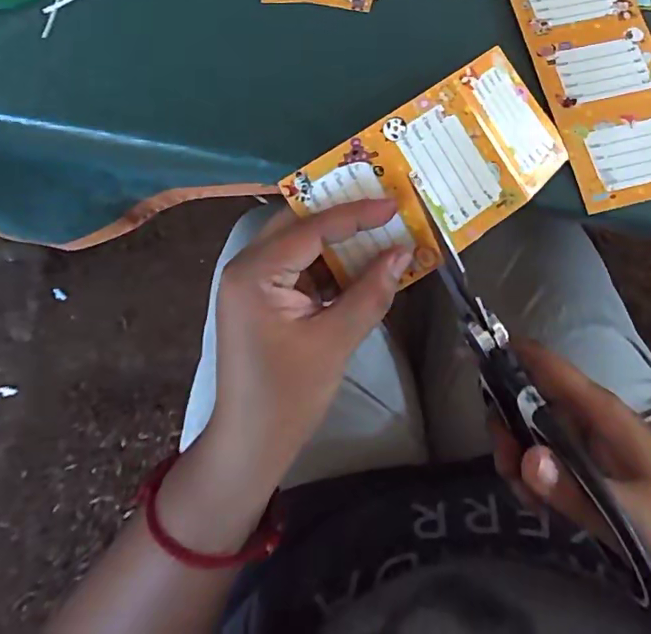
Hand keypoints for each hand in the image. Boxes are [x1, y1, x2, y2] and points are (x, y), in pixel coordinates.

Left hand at [204, 199, 411, 488]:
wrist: (249, 446)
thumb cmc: (287, 395)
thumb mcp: (335, 341)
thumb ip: (370, 291)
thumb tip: (403, 251)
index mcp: (254, 273)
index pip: (311, 228)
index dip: (356, 213)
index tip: (394, 204)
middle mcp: (247, 267)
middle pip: (299, 224)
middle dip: (343, 215)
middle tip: (385, 208)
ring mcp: (252, 282)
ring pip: (300, 242)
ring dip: (338, 238)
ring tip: (379, 229)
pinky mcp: (262, 298)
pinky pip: (299, 266)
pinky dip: (329, 262)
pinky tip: (360, 263)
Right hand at [491, 341, 650, 617]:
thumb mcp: (631, 518)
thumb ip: (575, 491)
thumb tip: (524, 457)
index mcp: (606, 416)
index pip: (553, 369)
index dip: (515, 354)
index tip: (477, 356)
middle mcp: (596, 424)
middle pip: (536, 401)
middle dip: (509, 423)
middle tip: (505, 464)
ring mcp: (595, 451)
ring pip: (539, 434)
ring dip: (520, 456)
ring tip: (524, 495)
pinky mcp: (596, 478)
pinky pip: (552, 464)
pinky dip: (536, 478)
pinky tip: (539, 506)